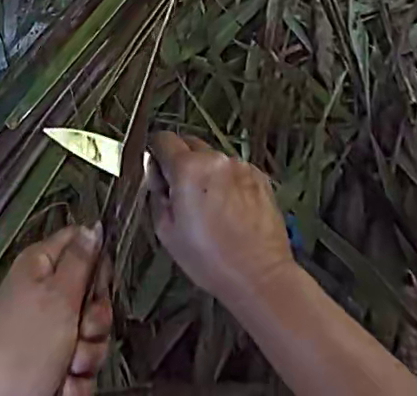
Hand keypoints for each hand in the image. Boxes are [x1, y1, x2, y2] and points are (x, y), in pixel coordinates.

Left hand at [0, 224, 112, 395]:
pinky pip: (84, 366)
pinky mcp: (55, 366)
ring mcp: (51, 332)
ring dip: (87, 354)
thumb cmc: (24, 346)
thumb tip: (93, 226)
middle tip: (81, 330)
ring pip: (92, 334)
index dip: (97, 261)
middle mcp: (46, 294)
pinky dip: (77, 380)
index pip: (80, 244)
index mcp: (41, 265)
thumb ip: (81, 260)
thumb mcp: (57, 296)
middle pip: (92, 294)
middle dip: (95, 319)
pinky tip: (62, 385)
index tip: (97, 283)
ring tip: (67, 366)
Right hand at [147, 132, 296, 305]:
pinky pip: (234, 169)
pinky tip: (232, 208)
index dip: (157, 154)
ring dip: (206, 172)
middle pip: (189, 144)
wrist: (260, 276)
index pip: (163, 139)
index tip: (159, 173)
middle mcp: (214, 158)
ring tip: (212, 206)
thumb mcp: (166, 231)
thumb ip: (156, 193)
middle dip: (181, 162)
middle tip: (183, 193)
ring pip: (212, 158)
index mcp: (187, 168)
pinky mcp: (259, 175)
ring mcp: (240, 165)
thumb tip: (156, 172)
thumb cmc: (209, 259)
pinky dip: (228, 181)